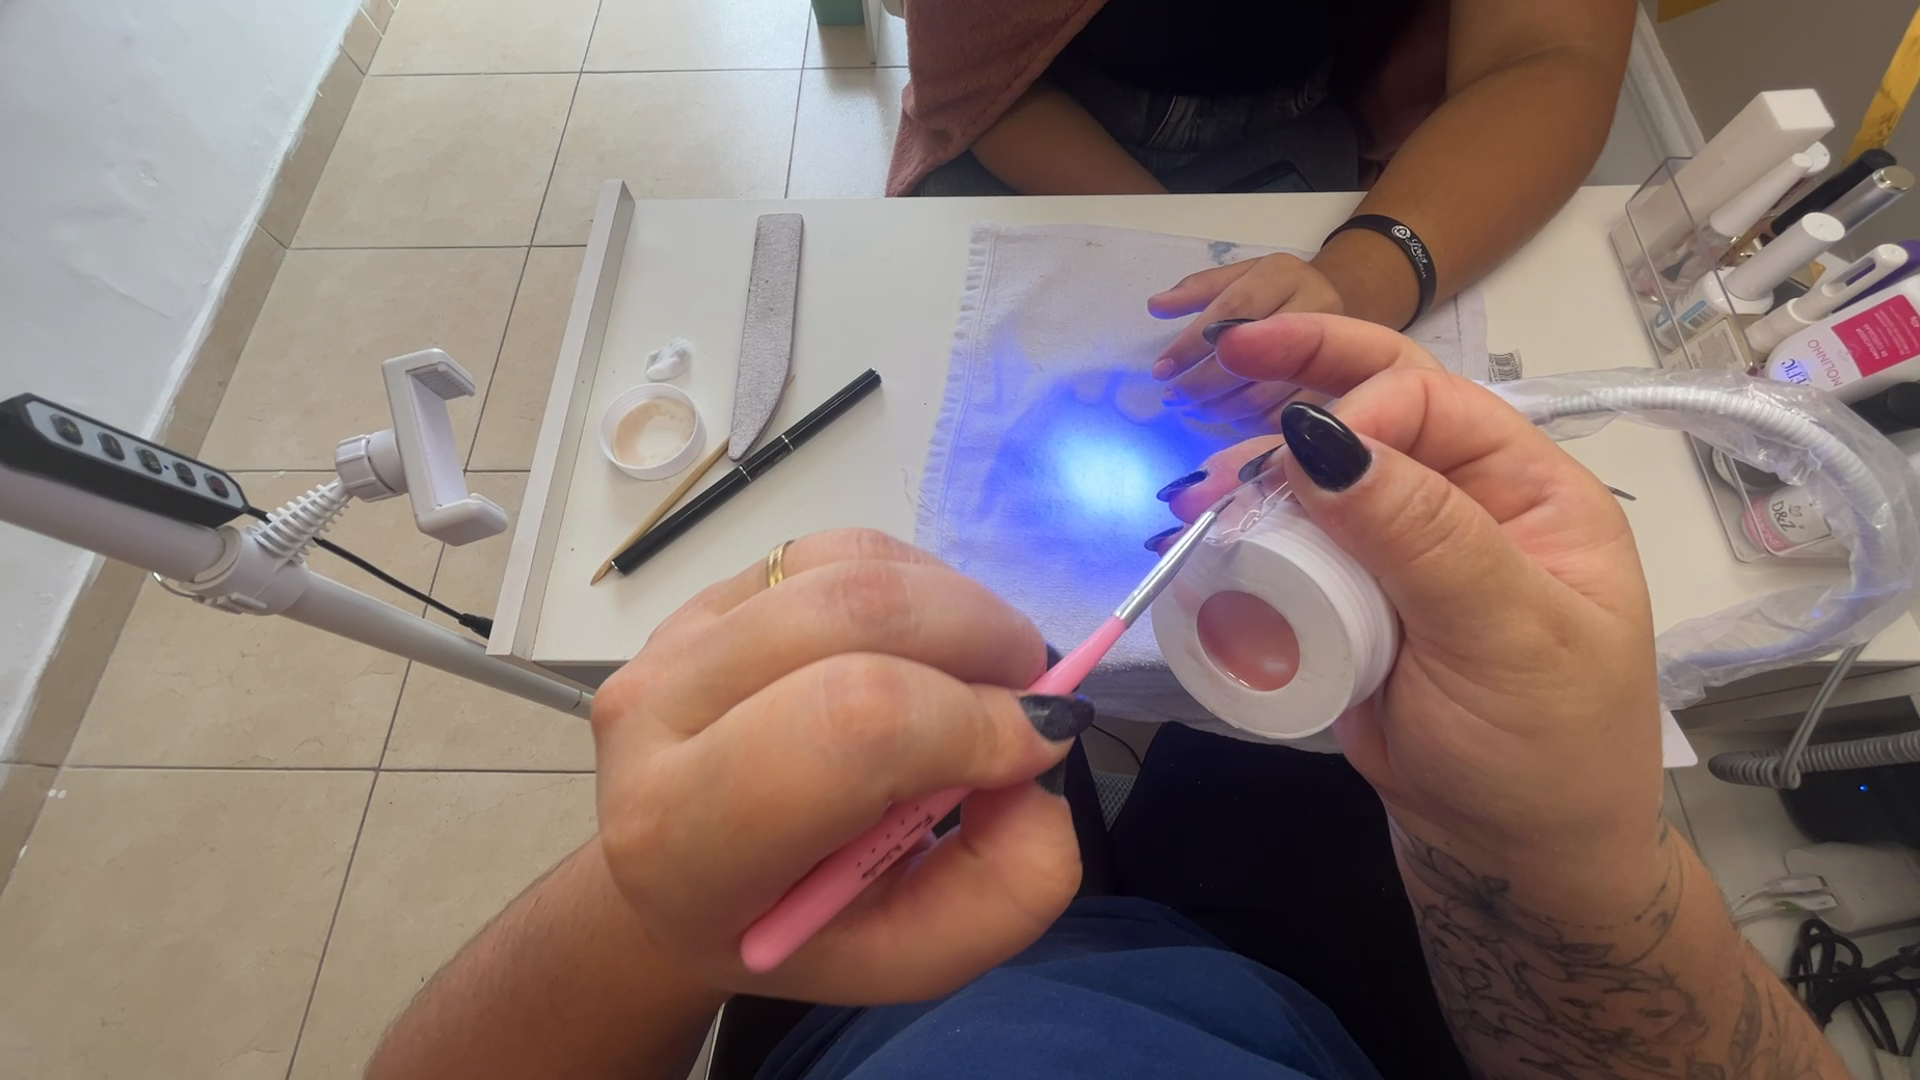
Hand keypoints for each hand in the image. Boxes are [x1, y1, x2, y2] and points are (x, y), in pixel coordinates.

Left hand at [589, 530, 1089, 1004]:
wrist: (683, 863)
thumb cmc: (790, 922)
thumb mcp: (912, 951)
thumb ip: (1006, 885)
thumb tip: (1041, 756)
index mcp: (688, 835)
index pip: (848, 726)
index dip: (966, 719)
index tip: (1036, 739)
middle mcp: (659, 715)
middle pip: (852, 615)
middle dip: (979, 633)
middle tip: (1027, 681)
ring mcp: (675, 636)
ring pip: (851, 568)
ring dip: (953, 602)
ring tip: (976, 663)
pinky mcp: (708, 593)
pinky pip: (836, 550)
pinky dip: (913, 577)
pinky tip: (921, 635)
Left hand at [1147, 254, 1344, 430]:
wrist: (1328, 305)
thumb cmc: (1269, 292)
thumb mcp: (1236, 278)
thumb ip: (1196, 290)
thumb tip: (1156, 305)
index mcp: (1282, 275)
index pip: (1232, 310)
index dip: (1192, 344)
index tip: (1161, 370)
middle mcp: (1314, 307)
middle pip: (1251, 357)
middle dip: (1201, 384)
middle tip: (1172, 398)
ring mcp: (1330, 350)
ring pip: (1265, 393)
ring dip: (1219, 409)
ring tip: (1191, 410)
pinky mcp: (1331, 386)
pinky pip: (1283, 416)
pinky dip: (1247, 423)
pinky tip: (1225, 419)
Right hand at [1160, 315, 1665, 873]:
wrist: (1500, 841)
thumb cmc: (1539, 744)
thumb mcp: (1501, 634)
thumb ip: (1420, 532)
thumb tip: (1317, 437)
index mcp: (1522, 489)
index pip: (1431, 401)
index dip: (1357, 407)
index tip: (1295, 454)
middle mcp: (1452, 501)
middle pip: (1366, 410)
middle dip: (1293, 380)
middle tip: (1222, 354)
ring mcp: (1387, 547)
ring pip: (1311, 478)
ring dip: (1251, 472)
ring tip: (1197, 497)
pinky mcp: (1338, 589)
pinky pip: (1284, 540)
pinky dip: (1240, 529)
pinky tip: (1202, 530)